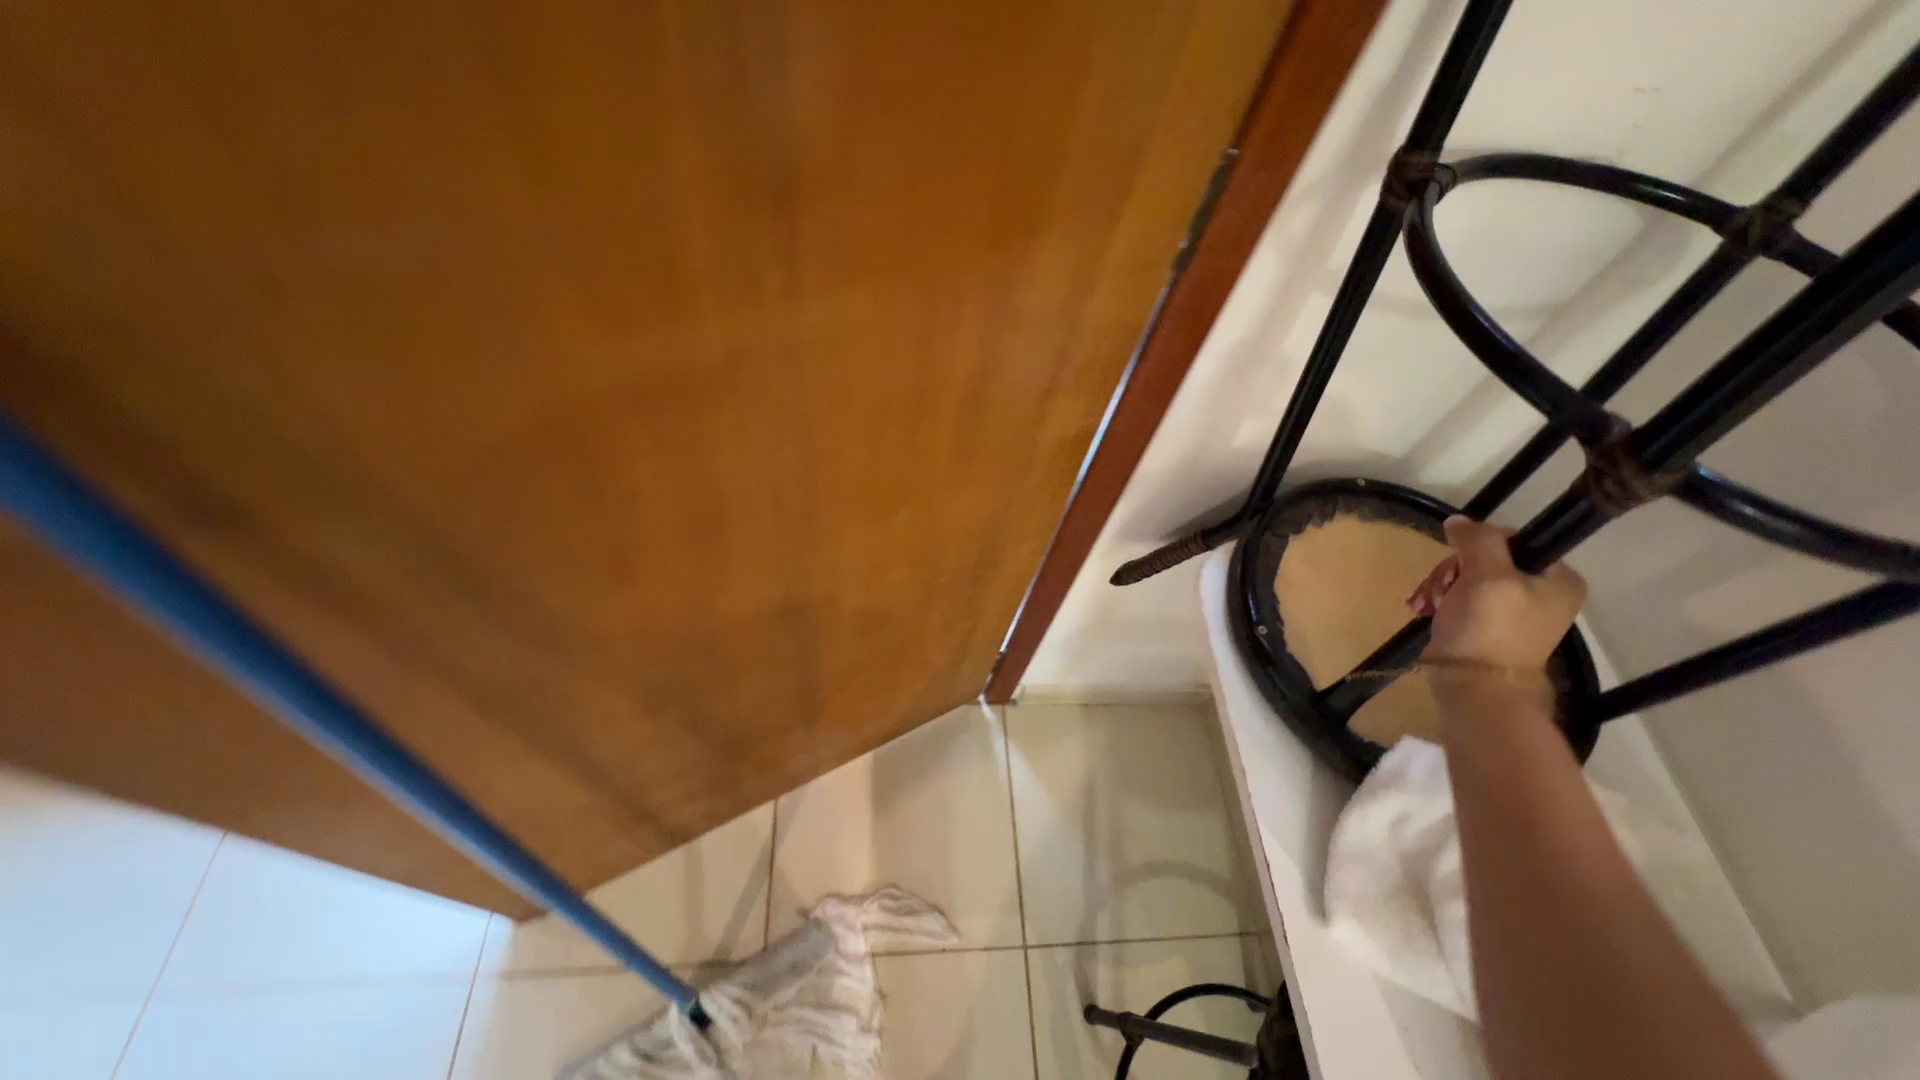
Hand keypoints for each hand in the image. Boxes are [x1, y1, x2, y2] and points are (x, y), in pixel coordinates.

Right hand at [1408, 516, 1586, 670]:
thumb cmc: (1489, 628)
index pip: (1513, 539)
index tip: (1459, 562)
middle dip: (1453, 571)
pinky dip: (1438, 602)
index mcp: (1558, 579)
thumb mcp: (1487, 574)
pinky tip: (1424, 611)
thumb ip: (1477, 539)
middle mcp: (1541, 593)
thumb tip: (1458, 522)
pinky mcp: (1484, 628)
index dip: (1479, 545)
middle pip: (1485, 559)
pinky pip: (1457, 600)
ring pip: (1465, 579)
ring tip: (1427, 604)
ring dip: (1440, 586)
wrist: (1474, 687)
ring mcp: (1512, 613)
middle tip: (1441, 589)